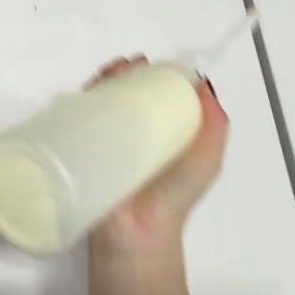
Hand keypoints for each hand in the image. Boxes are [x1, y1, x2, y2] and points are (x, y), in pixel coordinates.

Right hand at [88, 56, 228, 259]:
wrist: (139, 231)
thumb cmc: (175, 195)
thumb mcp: (207, 160)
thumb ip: (214, 126)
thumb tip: (204, 85)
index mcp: (160, 134)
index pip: (153, 94)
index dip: (150, 75)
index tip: (145, 63)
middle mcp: (132, 133)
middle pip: (124, 93)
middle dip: (122, 73)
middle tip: (122, 66)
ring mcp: (105, 140)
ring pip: (101, 100)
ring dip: (103, 81)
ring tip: (108, 74)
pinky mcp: (83, 149)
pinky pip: (79, 118)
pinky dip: (82, 99)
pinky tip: (87, 91)